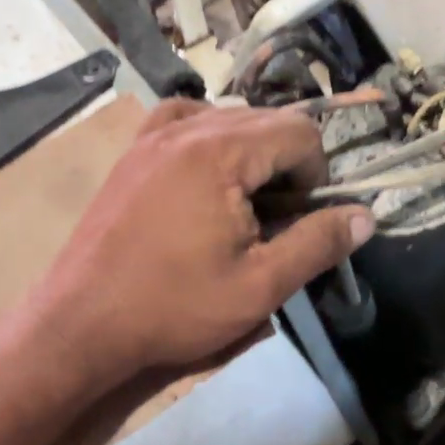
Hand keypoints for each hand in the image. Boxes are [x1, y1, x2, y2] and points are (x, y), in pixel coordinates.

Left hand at [33, 100, 373, 388]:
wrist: (78, 327)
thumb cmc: (173, 307)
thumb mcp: (260, 285)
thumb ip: (318, 243)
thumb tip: (367, 216)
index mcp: (222, 152)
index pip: (301, 132)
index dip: (316, 175)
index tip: (301, 219)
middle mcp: (189, 128)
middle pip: (269, 119)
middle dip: (288, 162)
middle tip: (277, 217)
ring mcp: (155, 135)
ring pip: (231, 117)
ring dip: (254, 150)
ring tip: (244, 202)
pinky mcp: (134, 150)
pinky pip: (187, 117)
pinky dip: (210, 134)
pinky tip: (208, 170)